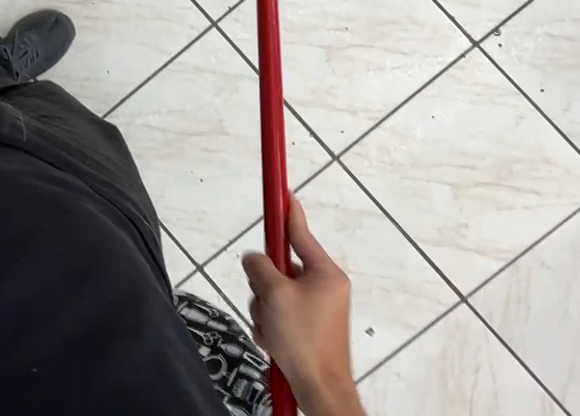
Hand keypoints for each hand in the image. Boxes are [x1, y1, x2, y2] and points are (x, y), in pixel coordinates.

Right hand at [242, 197, 363, 415]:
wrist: (320, 391)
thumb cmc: (303, 339)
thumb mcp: (274, 293)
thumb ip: (258, 265)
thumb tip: (254, 260)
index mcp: (325, 273)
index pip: (299, 231)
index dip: (287, 209)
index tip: (282, 189)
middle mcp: (324, 286)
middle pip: (278, 266)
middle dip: (264, 284)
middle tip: (267, 301)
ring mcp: (316, 308)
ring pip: (273, 291)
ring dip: (264, 307)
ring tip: (272, 328)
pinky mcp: (306, 327)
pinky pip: (277, 312)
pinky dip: (269, 323)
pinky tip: (273, 340)